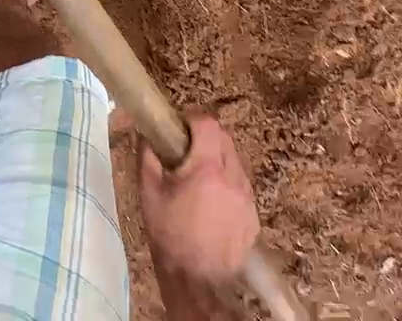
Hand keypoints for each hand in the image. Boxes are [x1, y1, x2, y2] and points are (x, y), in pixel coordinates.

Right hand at [140, 116, 259, 284]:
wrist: (198, 282)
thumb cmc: (168, 233)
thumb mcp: (148, 191)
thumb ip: (147, 155)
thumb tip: (147, 132)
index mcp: (207, 169)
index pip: (208, 123)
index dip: (192, 118)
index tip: (177, 127)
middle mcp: (234, 179)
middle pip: (225, 138)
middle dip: (205, 136)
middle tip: (183, 149)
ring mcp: (248, 199)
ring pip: (235, 161)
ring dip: (217, 159)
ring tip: (197, 178)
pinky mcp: (254, 216)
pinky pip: (241, 185)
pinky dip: (226, 182)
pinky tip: (209, 201)